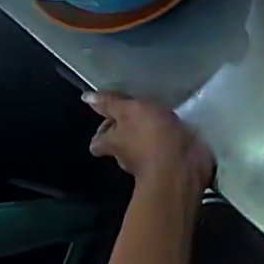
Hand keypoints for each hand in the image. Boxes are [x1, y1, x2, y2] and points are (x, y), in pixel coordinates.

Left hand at [83, 91, 213, 193]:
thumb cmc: (149, 134)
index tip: (112, 118)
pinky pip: (160, 150)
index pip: (97, 141)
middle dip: (126, 131)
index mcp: (112, 142)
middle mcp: (124, 155)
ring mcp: (145, 163)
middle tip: (139, 113)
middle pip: (118, 144)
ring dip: (147, 135)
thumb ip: (111, 104)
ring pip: (140, 147)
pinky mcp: (164, 165)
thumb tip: (86, 98)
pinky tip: (176, 129)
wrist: (177, 165)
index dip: (102, 130)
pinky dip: (164, 142)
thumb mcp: (129, 110)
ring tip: (160, 117)